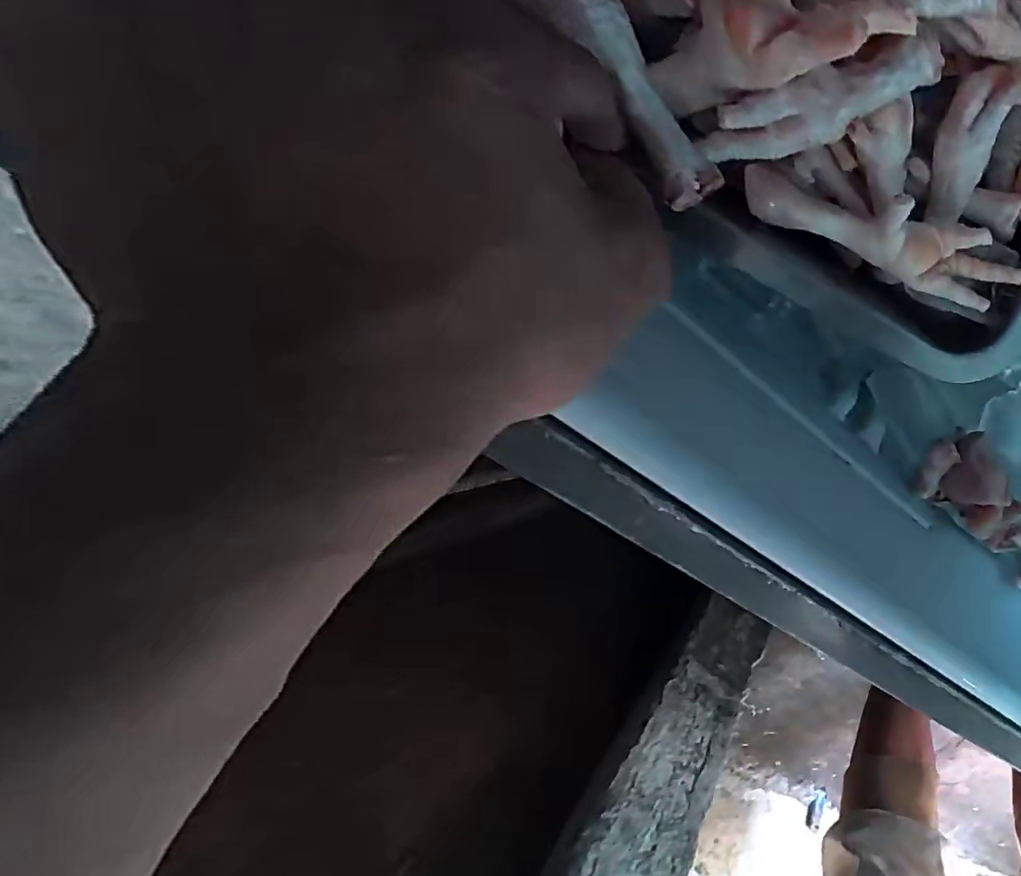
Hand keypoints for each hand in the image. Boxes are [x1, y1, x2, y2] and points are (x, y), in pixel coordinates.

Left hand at [0, 0, 668, 427]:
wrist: (306, 398)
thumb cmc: (485, 335)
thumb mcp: (624, 281)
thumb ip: (634, 199)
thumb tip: (597, 165)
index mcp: (478, 47)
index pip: (563, 69)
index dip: (580, 139)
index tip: (566, 190)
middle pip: (446, 40)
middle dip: (475, 110)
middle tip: (469, 189)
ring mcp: (204, 9)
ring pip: (334, 43)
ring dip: (371, 99)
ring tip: (371, 189)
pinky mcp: (91, 38)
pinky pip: (210, 50)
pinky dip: (255, 100)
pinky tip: (277, 175)